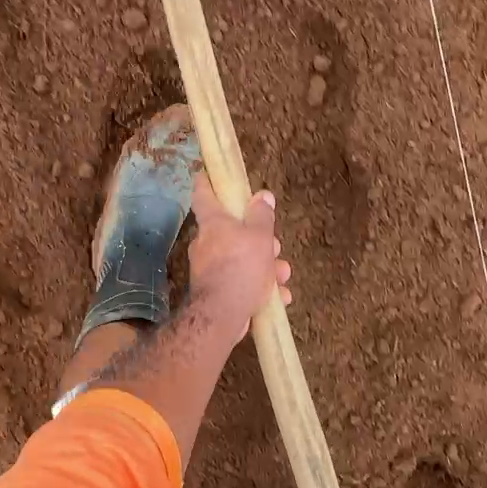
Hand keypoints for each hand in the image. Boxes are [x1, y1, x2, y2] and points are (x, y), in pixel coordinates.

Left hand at [186, 177, 291, 338]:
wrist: (222, 315)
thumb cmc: (241, 267)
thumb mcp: (260, 237)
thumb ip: (263, 216)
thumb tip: (263, 196)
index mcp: (213, 223)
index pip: (203, 193)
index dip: (207, 181)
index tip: (209, 173)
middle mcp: (206, 244)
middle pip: (232, 232)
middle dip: (259, 239)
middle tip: (275, 246)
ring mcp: (209, 271)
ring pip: (241, 261)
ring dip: (265, 267)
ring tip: (283, 276)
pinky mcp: (217, 294)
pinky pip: (241, 285)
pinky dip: (260, 289)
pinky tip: (279, 298)